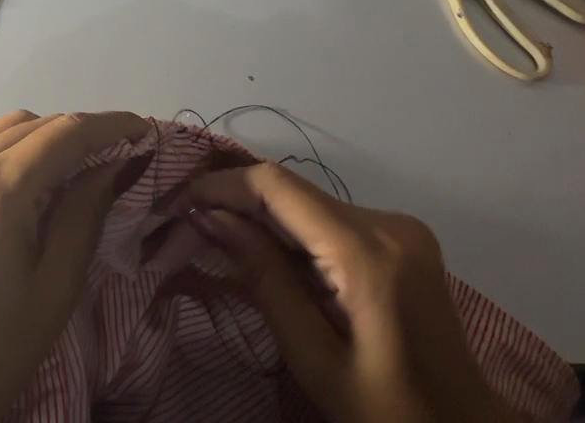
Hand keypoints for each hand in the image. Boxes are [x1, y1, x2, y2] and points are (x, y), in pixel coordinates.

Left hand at [0, 110, 148, 422]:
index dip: (110, 125)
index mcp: (0, 187)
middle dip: (83, 131)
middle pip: (37, 123)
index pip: (66, 133)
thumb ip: (84, 213)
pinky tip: (30, 172)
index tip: (145, 130)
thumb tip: (110, 165)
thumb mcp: (57, 284)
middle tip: (120, 157)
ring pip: (7, 125)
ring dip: (46, 134)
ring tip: (78, 167)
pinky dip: (12, 140)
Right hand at [184, 163, 519, 422]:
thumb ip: (266, 280)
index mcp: (369, 253)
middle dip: (239, 203)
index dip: (223, 185)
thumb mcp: (316, 360)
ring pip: (309, 202)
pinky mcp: (403, 240)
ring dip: (265, 218)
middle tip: (192, 226)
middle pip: (293, 191)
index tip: (181, 201)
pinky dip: (294, 232)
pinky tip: (270, 258)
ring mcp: (401, 229)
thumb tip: (214, 218)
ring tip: (221, 241)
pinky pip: (332, 219)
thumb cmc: (389, 413)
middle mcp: (389, 223)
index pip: (278, 187)